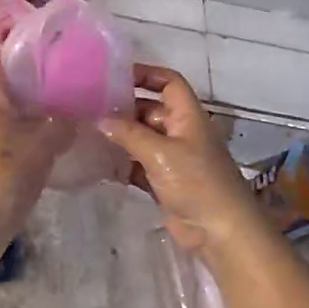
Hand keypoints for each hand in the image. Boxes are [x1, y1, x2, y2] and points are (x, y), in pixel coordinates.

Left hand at [0, 53, 70, 236]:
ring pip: (9, 105)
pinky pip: (12, 127)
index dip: (12, 47)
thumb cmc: (9, 170)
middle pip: (3, 81)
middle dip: (31, 74)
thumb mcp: (45, 142)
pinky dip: (31, 123)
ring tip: (65, 97)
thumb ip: (64, 122)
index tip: (43, 46)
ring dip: (33, 101)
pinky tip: (56, 130)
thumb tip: (84, 110)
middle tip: (64, 71)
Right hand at [99, 65, 261, 250]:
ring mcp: (173, 158)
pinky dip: (121, 163)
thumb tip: (100, 119)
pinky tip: (97, 163)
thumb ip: (129, 134)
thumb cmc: (197, 183)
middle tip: (89, 107)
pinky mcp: (164, 182)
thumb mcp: (161, 153)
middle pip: (150, 110)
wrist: (222, 234)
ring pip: (141, 138)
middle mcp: (180, 131)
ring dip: (119, 137)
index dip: (146, 74)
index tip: (115, 75)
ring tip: (86, 133)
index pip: (169, 82)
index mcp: (188, 115)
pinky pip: (138, 165)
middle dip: (123, 108)